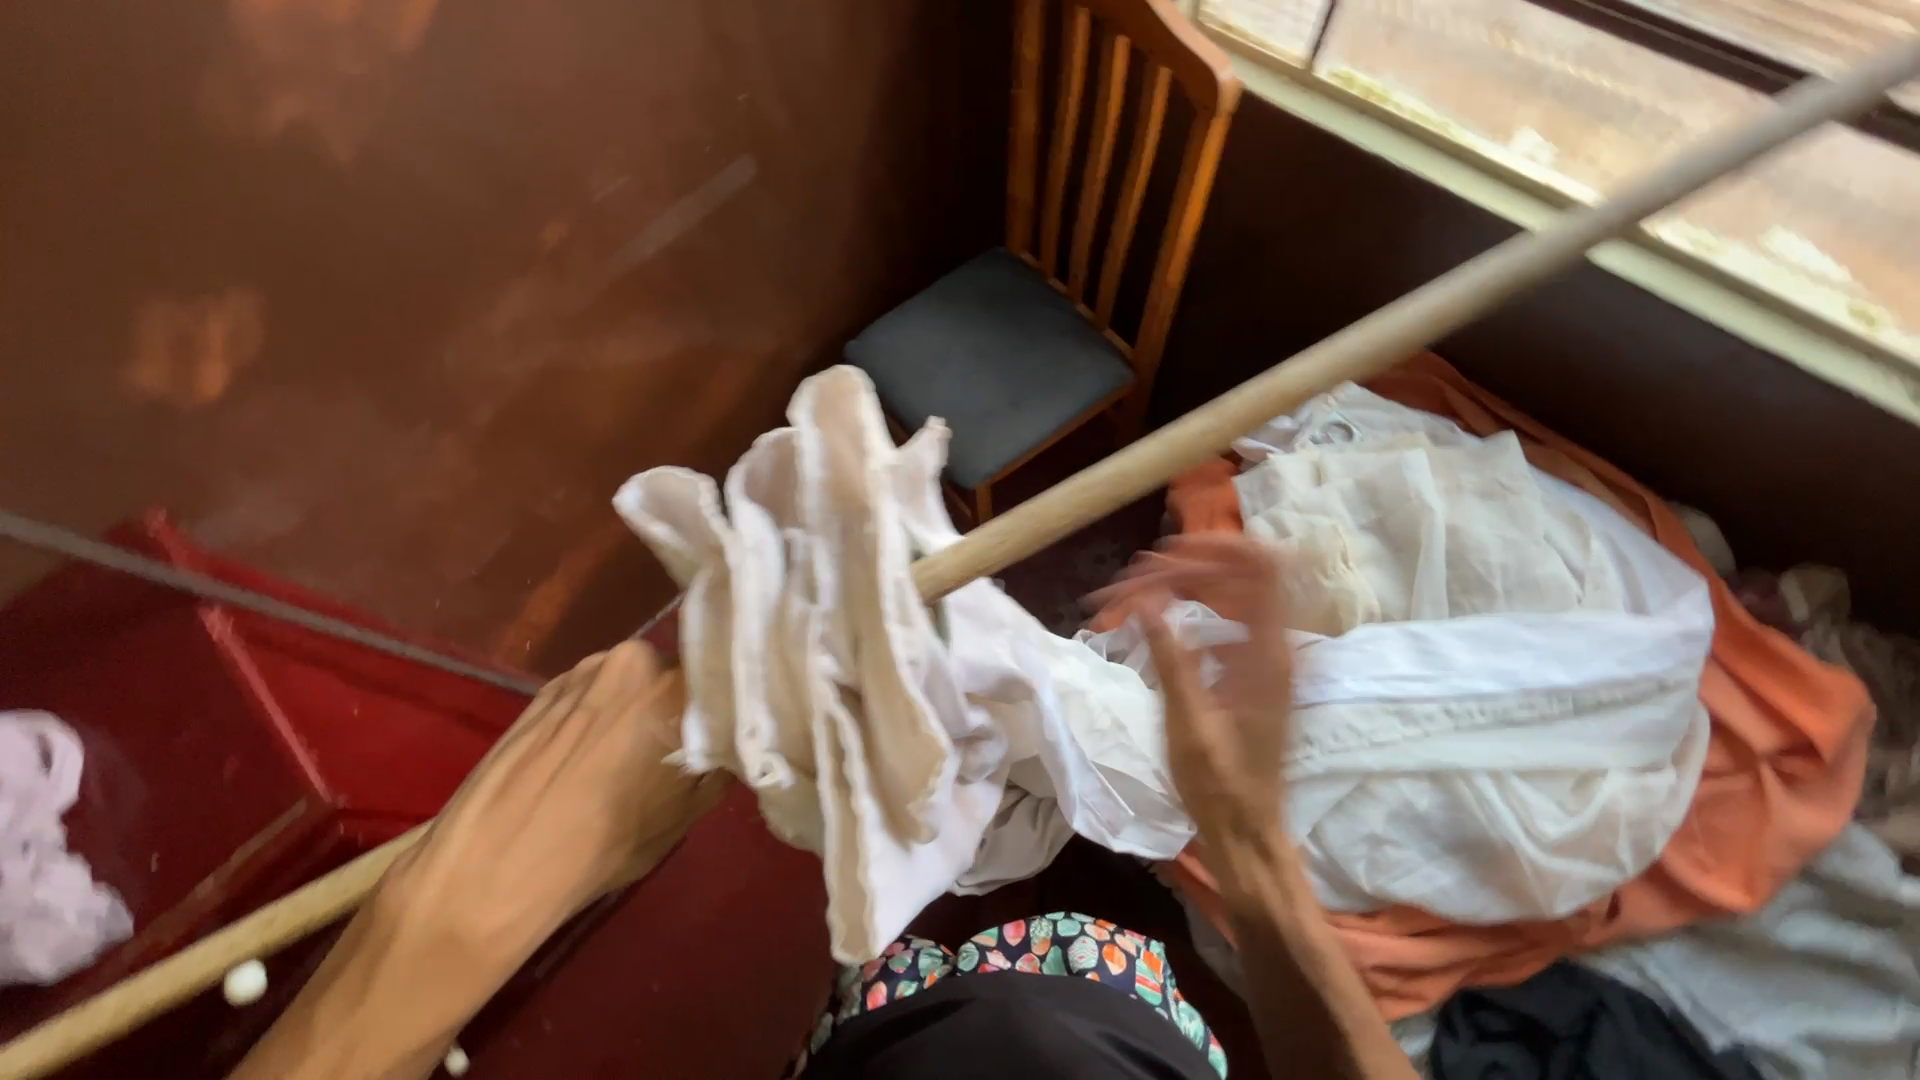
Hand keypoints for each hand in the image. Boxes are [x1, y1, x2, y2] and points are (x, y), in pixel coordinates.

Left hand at [378, 641, 729, 967]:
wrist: (489, 868)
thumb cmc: (603, 844)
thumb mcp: (686, 814)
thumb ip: (719, 764)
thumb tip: (730, 743)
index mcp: (675, 687)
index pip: (723, 679)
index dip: (730, 704)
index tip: (733, 728)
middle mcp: (632, 661)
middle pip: (675, 675)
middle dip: (681, 705)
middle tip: (680, 746)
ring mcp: (582, 670)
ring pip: (632, 680)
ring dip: (639, 708)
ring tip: (629, 755)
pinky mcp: (543, 688)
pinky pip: (593, 690)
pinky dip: (601, 713)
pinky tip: (589, 756)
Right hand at [1090, 534, 1292, 847]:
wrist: (1247, 829)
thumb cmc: (1219, 784)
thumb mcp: (1188, 723)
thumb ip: (1171, 658)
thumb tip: (1147, 601)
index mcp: (1269, 656)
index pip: (1263, 568)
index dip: (1220, 546)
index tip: (1166, 553)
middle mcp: (1278, 647)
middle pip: (1243, 573)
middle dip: (1187, 564)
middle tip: (1134, 577)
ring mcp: (1271, 658)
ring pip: (1236, 593)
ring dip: (1189, 581)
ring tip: (1139, 587)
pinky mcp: (1257, 670)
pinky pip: (1231, 616)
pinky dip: (1196, 604)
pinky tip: (1162, 616)